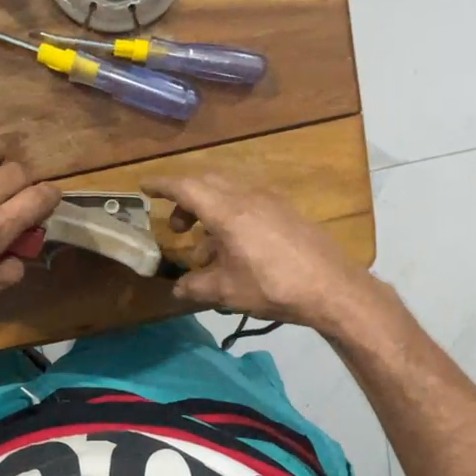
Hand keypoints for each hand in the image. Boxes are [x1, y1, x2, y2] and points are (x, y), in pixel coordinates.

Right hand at [142, 175, 381, 328]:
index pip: (186, 188)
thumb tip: (178, 288)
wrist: (331, 288)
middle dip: (186, 200)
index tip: (144, 186)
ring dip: (210, 214)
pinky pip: (248, 205)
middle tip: (176, 225)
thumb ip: (197, 286)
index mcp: (227, 212)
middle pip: (208, 184)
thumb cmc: (272, 287)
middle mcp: (248, 197)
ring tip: (204, 251)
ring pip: (229, 194)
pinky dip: (231, 219)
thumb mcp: (227, 291)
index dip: (162, 185)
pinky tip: (233, 251)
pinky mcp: (286, 213)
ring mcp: (271, 202)